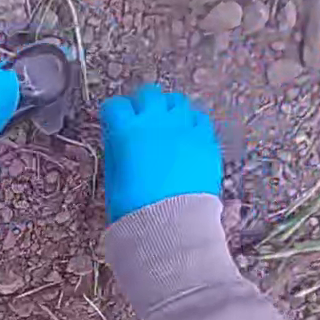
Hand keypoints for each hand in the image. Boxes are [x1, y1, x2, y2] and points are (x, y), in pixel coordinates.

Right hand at [99, 84, 222, 221]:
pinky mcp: (205, 141)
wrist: (170, 226)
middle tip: (142, 116)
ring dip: (168, 110)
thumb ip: (117, 153)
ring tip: (167, 124)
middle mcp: (156, 123)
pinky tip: (187, 135)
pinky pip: (199, 119)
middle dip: (143, 103)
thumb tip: (119, 141)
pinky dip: (191, 123)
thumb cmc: (137, 209)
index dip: (114, 114)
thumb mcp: (114, 180)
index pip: (115, 107)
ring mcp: (184, 129)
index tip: (116, 120)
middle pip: (148, 94)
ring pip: (177, 102)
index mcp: (127, 132)